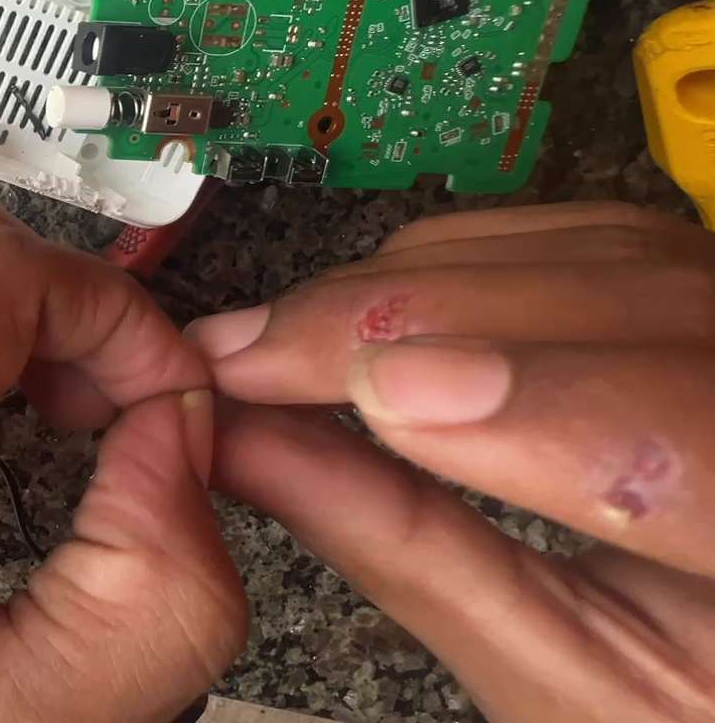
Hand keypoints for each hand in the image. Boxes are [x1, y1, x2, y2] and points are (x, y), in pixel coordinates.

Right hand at [190, 203, 714, 721]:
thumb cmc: (679, 715)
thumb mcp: (561, 681)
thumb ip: (406, 551)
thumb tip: (238, 444)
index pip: (714, 446)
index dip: (549, 408)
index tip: (369, 396)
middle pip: (639, 302)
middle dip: (407, 320)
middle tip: (247, 356)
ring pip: (581, 248)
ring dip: (390, 290)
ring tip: (271, 342)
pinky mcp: (693, 281)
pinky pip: (563, 232)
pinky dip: (427, 263)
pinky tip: (348, 314)